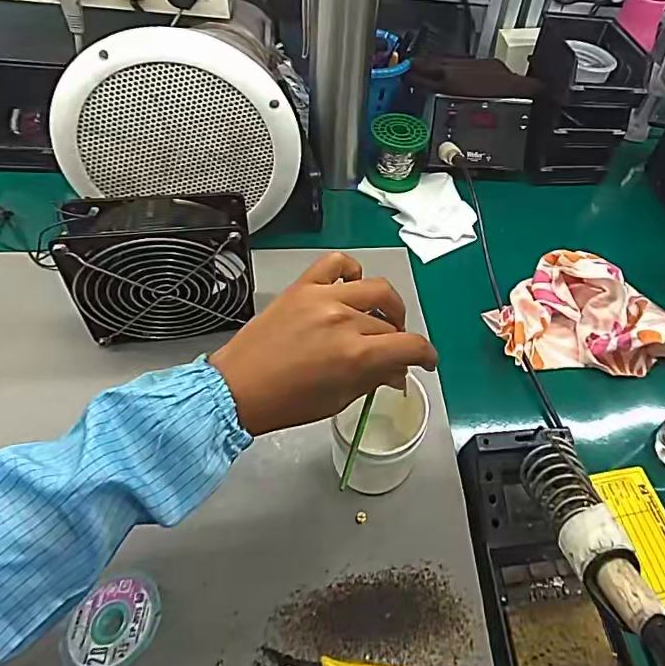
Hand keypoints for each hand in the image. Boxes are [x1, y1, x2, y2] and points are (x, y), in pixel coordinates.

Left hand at [210, 252, 437, 435]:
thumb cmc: (287, 402)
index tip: (425, 360)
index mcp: (356, 355)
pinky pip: (337, 263)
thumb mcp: (338, 398)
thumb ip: (374, 379)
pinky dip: (351, 271)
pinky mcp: (303, 286)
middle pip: (391, 321)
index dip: (426, 354)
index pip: (410, 345)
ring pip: (374, 289)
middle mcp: (344, 320)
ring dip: (384, 305)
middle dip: (398, 338)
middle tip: (389, 348)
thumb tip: (398, 371)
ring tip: (375, 318)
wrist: (238, 388)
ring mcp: (323, 298)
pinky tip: (350, 287)